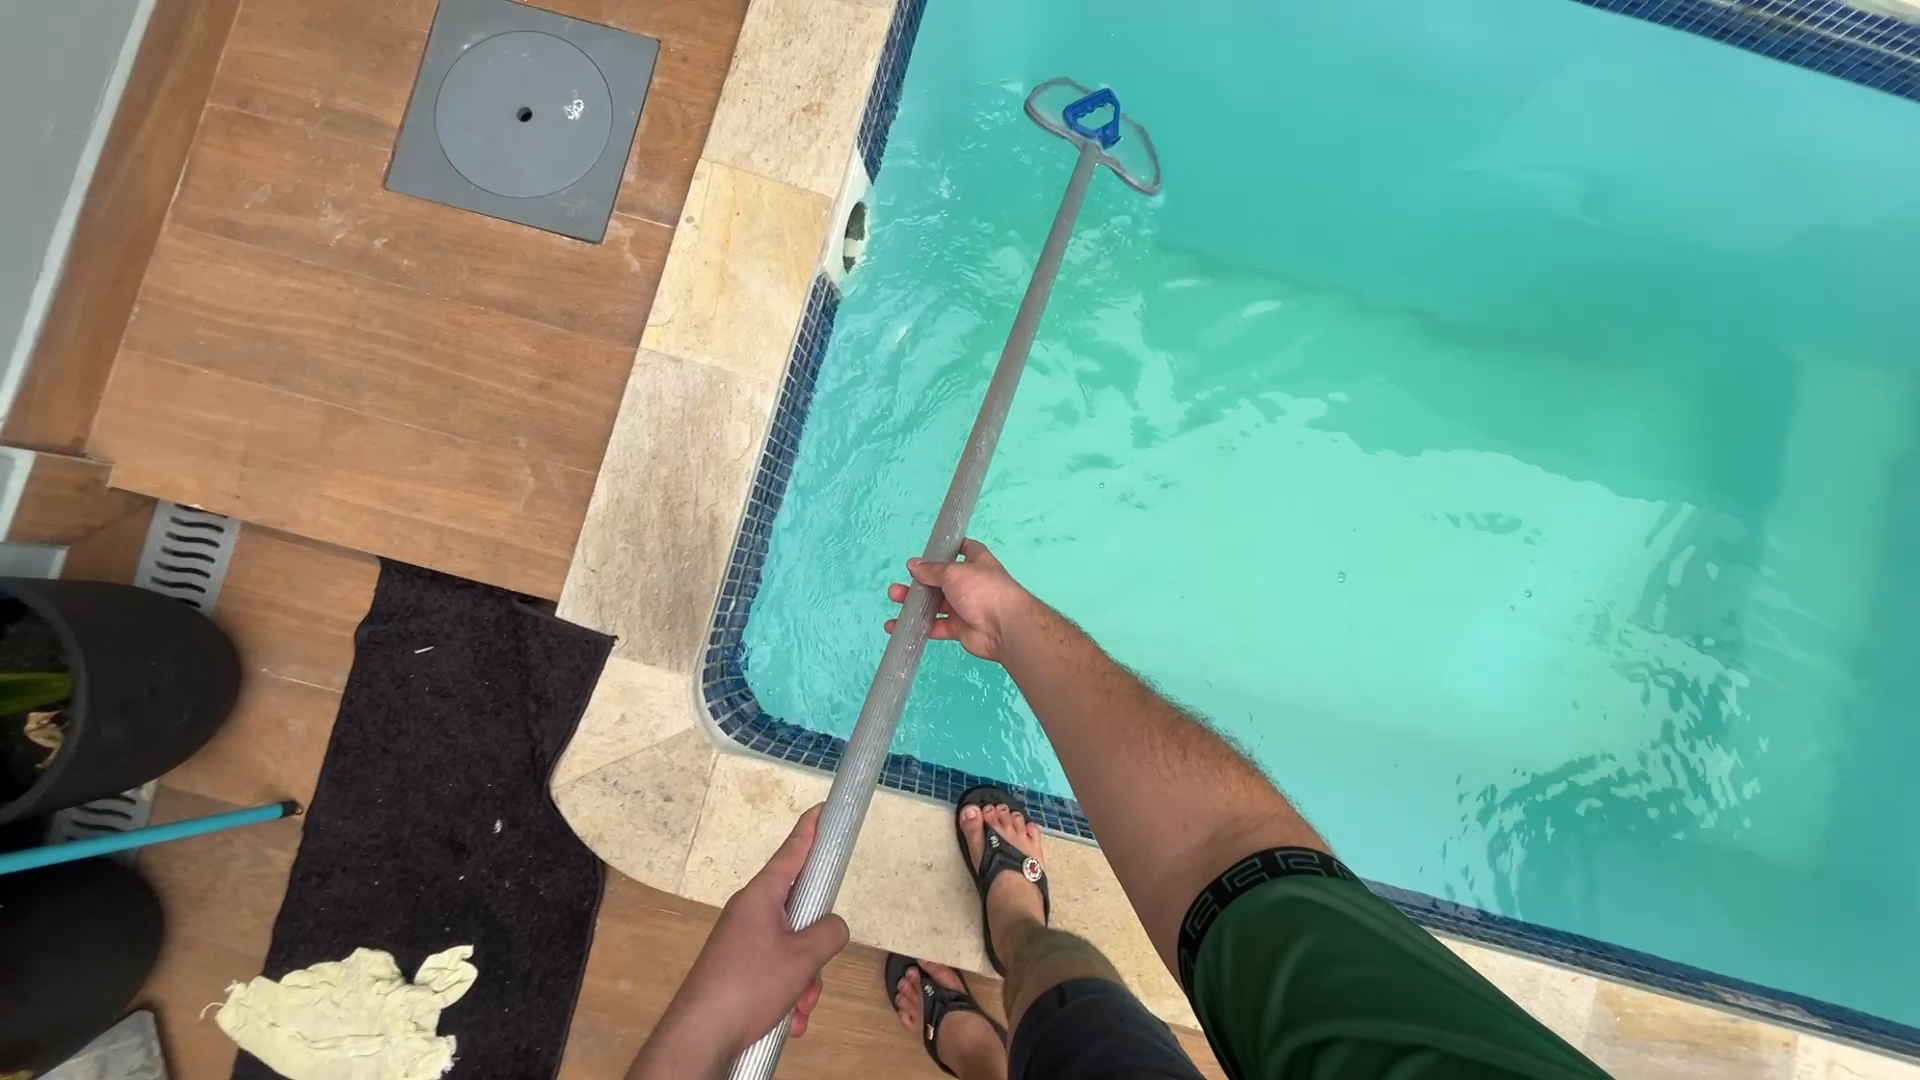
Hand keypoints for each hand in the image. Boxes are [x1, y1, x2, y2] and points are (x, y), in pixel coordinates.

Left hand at [630, 807, 849, 1079]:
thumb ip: (830, 933)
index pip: (793, 850)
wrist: (697, 1039)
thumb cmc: (749, 986)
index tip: (823, 808)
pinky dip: (787, 994)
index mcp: (762, 895)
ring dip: (804, 979)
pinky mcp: (736, 969)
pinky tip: (787, 1021)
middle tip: (818, 970)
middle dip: (816, 946)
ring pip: (790, 947)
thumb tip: (832, 928)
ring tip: (799, 1009)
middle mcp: (750, 911)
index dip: (812, 828)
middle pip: (799, 911)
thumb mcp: (803, 959)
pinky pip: (774, 972)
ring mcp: (741, 941)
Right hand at [884, 539, 1039, 663]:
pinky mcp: (959, 628)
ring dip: (915, 603)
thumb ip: (932, 570)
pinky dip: (919, 626)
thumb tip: (914, 565)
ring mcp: (965, 606)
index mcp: (976, 562)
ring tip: (895, 600)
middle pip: (941, 580)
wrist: (1003, 627)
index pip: (964, 549)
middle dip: (920, 582)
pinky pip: (935, 626)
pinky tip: (900, 626)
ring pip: (935, 604)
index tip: (931, 550)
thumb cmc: (985, 590)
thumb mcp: (954, 572)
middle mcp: (971, 583)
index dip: (949, 548)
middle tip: (901, 584)